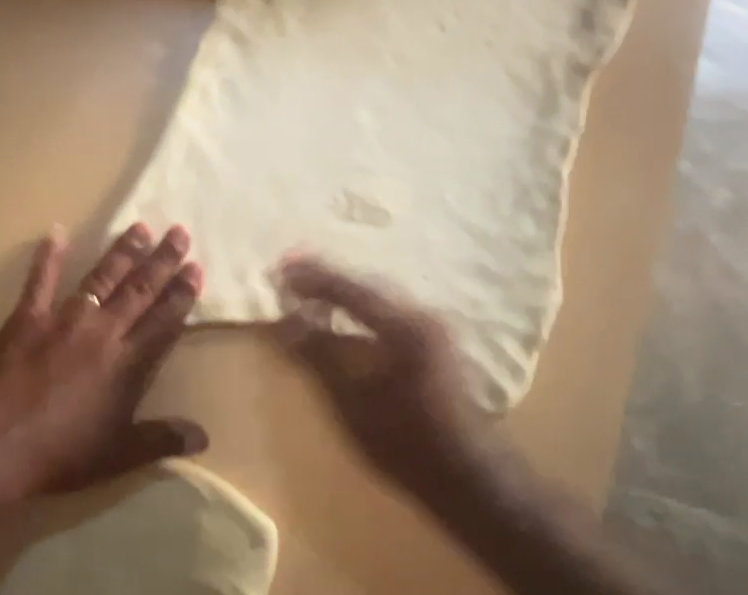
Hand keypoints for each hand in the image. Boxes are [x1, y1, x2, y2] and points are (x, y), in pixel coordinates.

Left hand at [0, 223, 206, 498]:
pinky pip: (41, 279)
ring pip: (101, 277)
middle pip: (139, 290)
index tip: (195, 267)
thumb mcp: (119, 454)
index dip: (182, 294)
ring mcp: (64, 318)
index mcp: (127, 363)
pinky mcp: (28, 316)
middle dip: (162, 261)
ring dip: (123, 252)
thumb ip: (161, 439)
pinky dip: (49, 255)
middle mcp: (102, 331)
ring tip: (140, 228)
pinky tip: (57, 231)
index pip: (164, 321)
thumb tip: (204, 437)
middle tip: (179, 232)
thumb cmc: (61, 453)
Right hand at [275, 257, 497, 496]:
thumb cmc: (405, 444)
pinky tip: (342, 314)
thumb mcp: (350, 402)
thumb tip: (284, 319)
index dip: (310, 277)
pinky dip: (359, 305)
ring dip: (342, 289)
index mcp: (402, 325)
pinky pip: (387, 308)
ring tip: (307, 289)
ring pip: (377, 294)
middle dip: (324, 277)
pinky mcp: (435, 340)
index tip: (277, 269)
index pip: (347, 288)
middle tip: (288, 273)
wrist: (470, 478)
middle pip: (364, 283)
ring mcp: (432, 325)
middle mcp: (420, 313)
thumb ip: (317, 354)